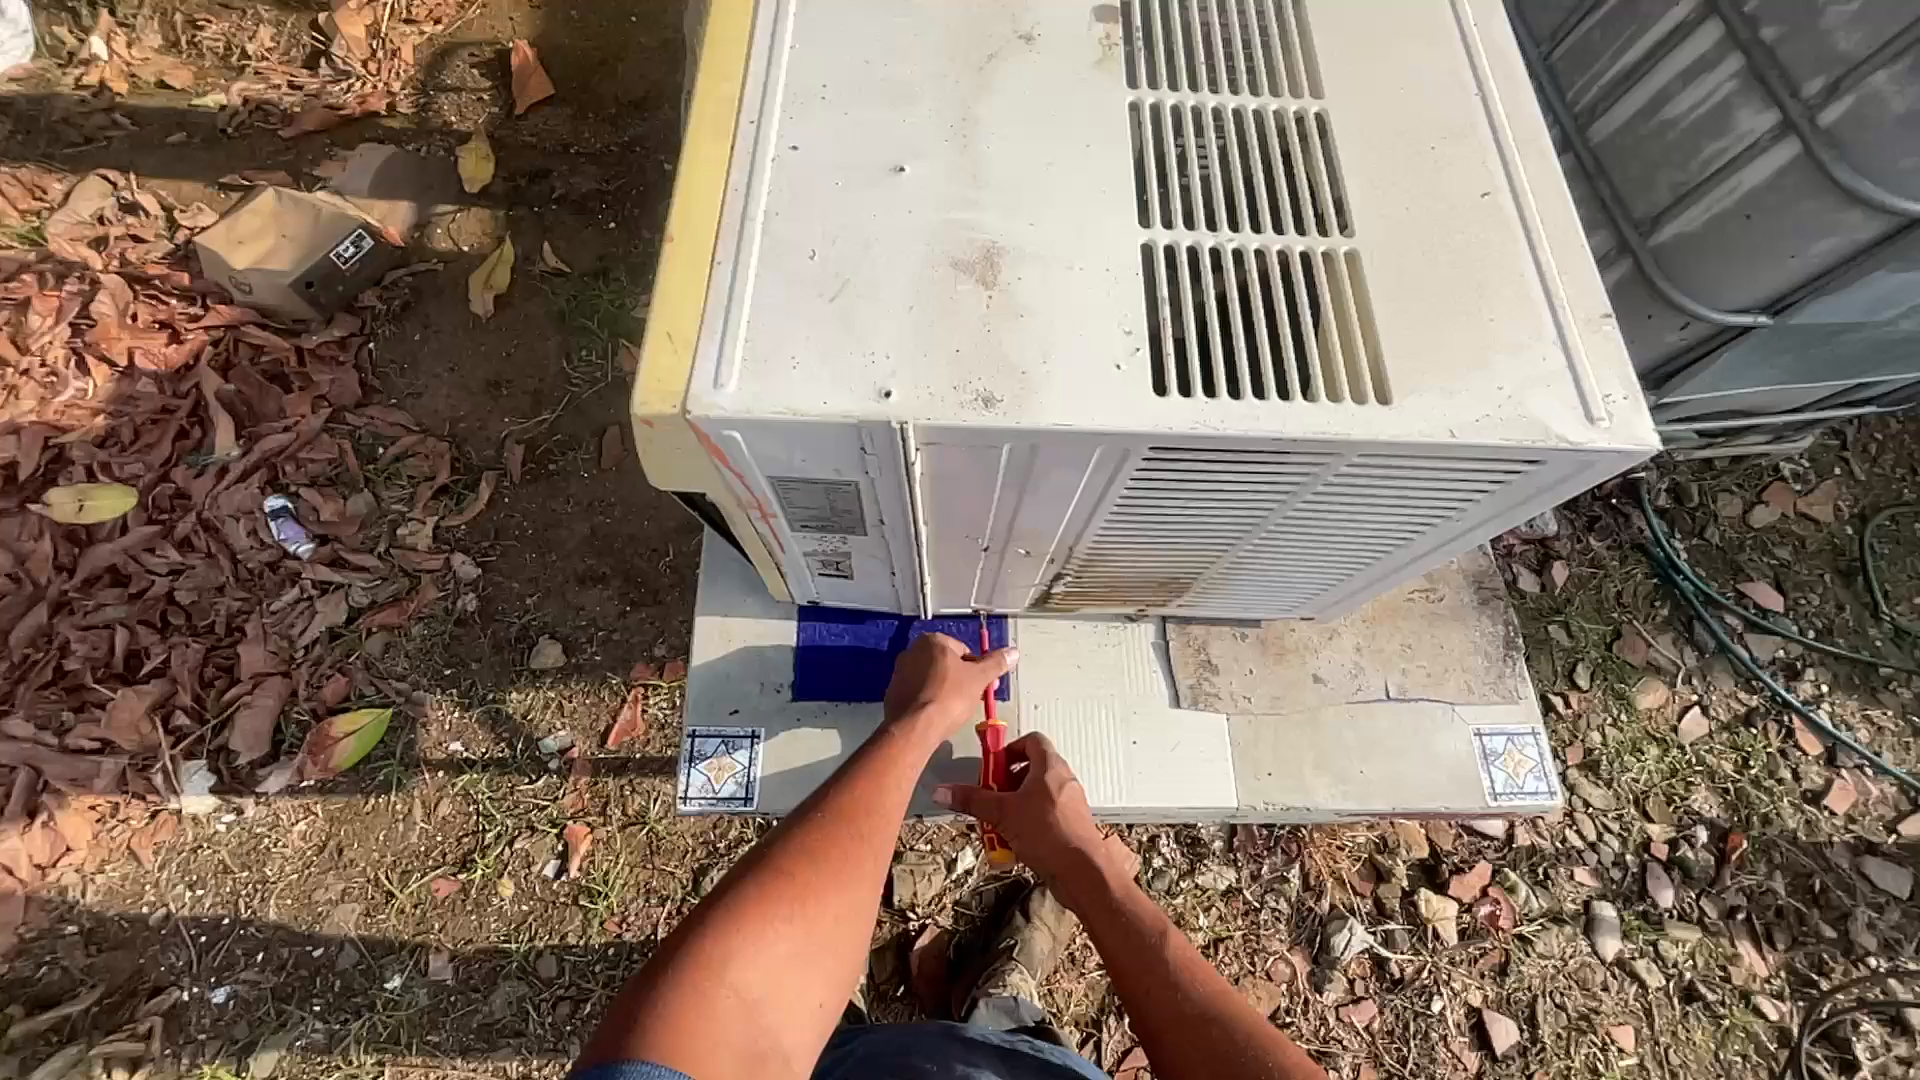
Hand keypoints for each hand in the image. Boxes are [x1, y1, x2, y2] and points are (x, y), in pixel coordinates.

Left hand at [882, 632, 1018, 734]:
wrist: (914, 728)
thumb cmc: (949, 698)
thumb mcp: (979, 679)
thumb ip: (996, 663)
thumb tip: (1012, 652)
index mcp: (933, 641)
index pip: (964, 650)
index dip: (978, 669)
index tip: (984, 686)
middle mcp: (912, 650)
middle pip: (947, 664)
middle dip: (962, 680)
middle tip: (972, 699)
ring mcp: (900, 671)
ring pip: (933, 678)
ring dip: (946, 690)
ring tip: (955, 710)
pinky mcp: (893, 692)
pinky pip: (919, 692)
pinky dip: (930, 700)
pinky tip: (937, 715)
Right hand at [934, 733, 1130, 905]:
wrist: (1082, 872)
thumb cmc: (1048, 833)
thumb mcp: (1002, 813)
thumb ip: (973, 800)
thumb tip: (943, 792)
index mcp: (1050, 766)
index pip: (1031, 741)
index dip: (1010, 750)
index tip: (992, 767)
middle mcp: (1063, 780)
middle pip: (1031, 769)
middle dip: (1006, 784)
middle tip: (990, 798)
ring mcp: (1068, 803)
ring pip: (1035, 796)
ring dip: (1014, 807)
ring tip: (998, 824)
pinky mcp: (1070, 826)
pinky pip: (1044, 817)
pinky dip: (1027, 824)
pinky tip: (1014, 843)